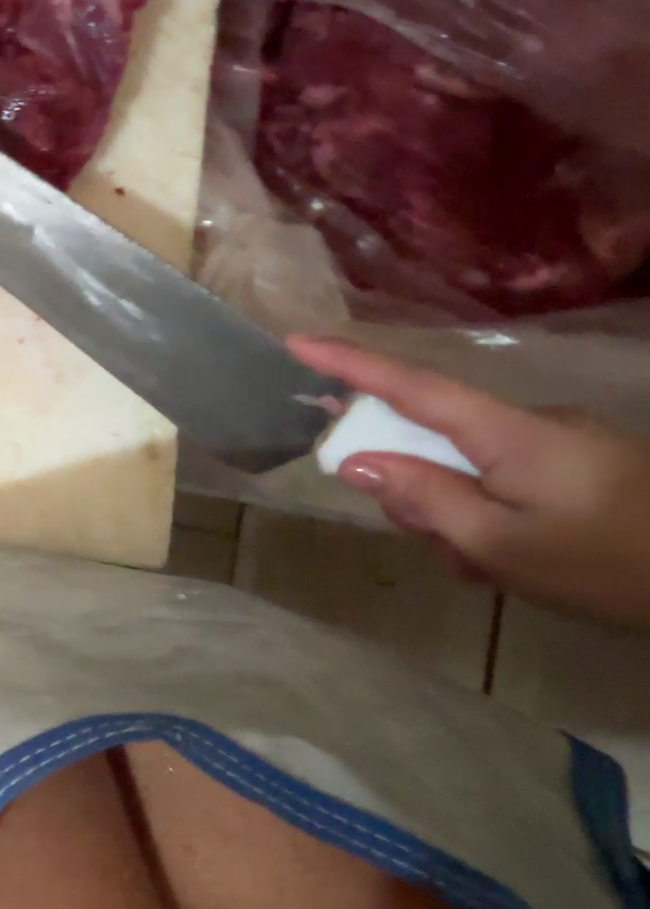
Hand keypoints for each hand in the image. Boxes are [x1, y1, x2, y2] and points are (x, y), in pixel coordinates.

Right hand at [289, 335, 649, 628]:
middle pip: (431, 436)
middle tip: (434, 542)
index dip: (352, 364)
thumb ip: (422, 498)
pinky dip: (480, 513)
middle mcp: (534, 425)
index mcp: (514, 435)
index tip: (298, 342)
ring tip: (477, 564)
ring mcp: (560, 445)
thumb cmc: (612, 566)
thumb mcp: (499, 545)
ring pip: (461, 464)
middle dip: (409, 483)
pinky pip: (497, 477)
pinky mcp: (579, 466)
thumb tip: (356, 461)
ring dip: (448, 510)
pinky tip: (501, 559)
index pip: (414, 388)